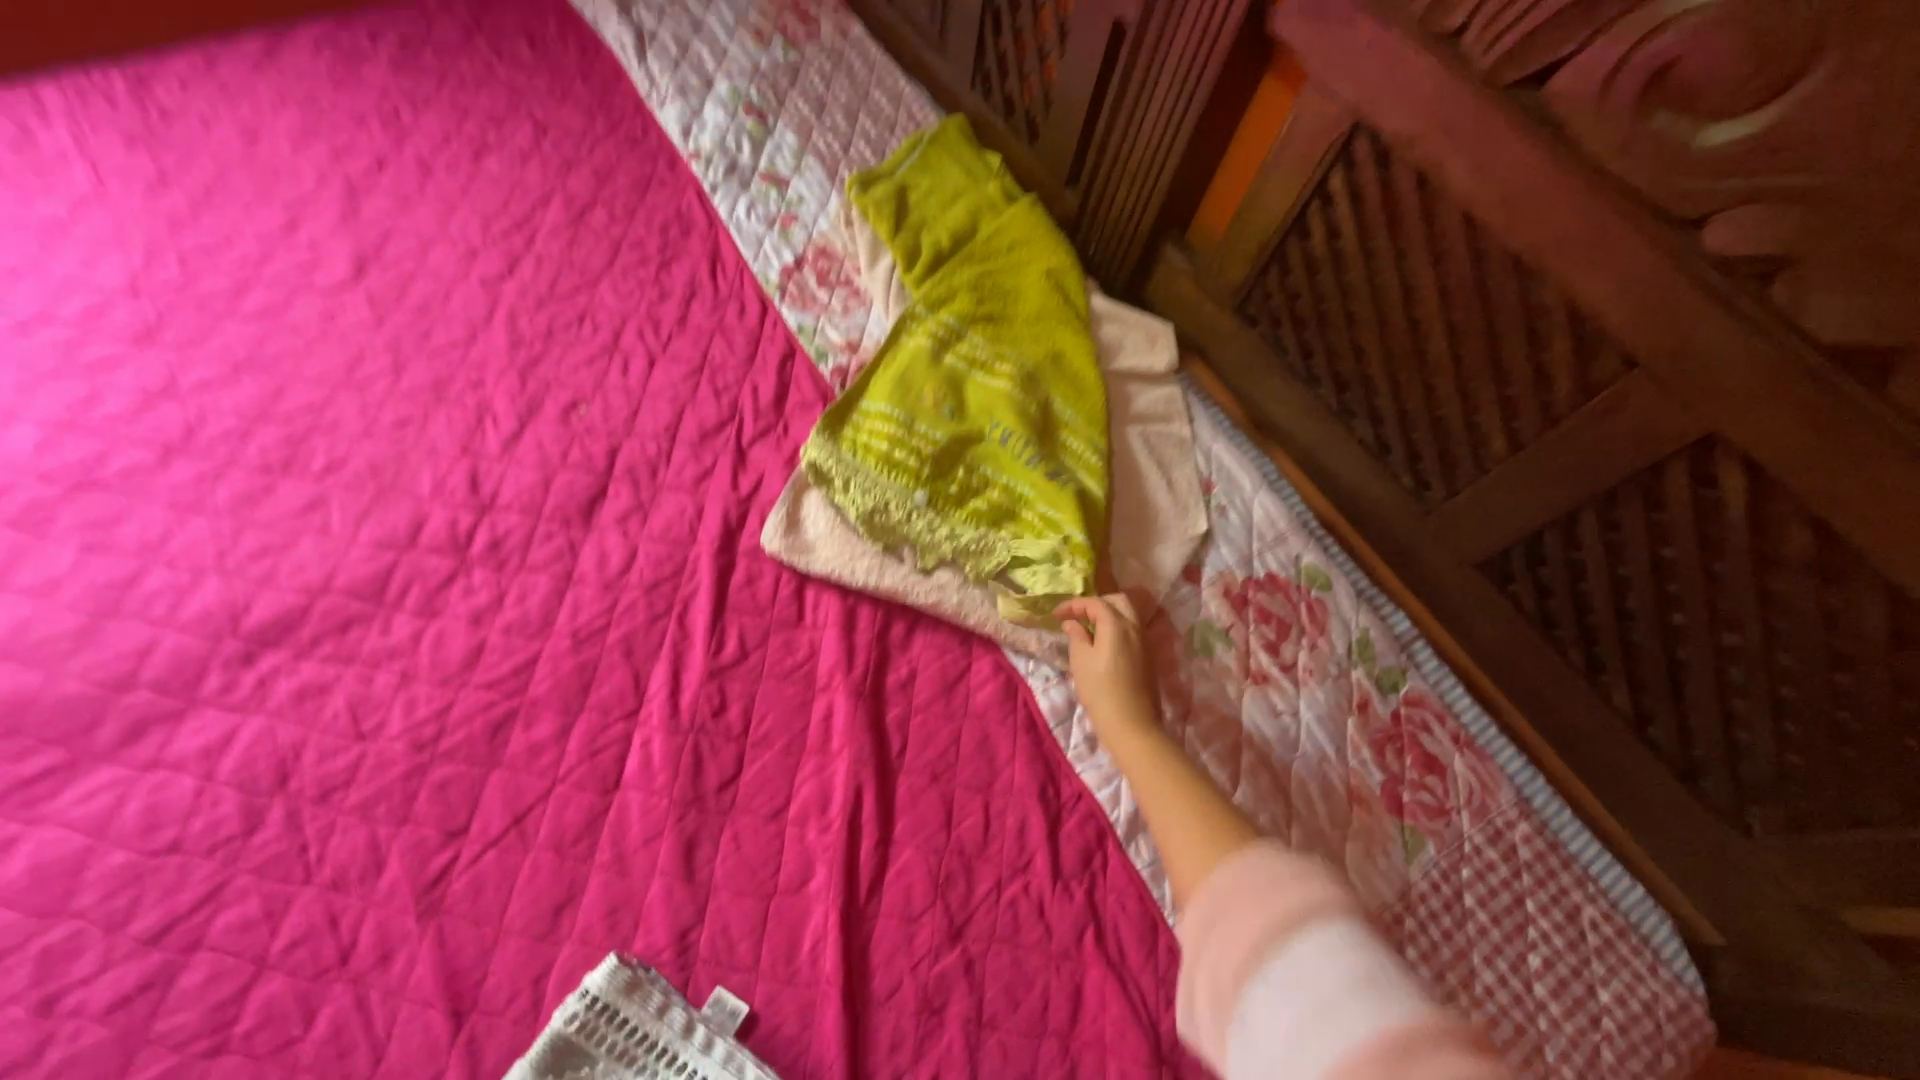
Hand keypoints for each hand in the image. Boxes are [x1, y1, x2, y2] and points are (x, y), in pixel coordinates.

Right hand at [1053, 593, 1159, 740]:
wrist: (1132, 724)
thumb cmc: (1100, 691)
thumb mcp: (1080, 661)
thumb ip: (1076, 636)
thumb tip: (1072, 623)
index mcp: (1117, 624)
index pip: (1095, 602)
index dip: (1074, 604)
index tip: (1056, 614)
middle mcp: (1135, 627)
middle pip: (1118, 601)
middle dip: (1096, 604)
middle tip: (1077, 615)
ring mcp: (1145, 642)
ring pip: (1128, 615)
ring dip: (1108, 615)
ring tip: (1089, 628)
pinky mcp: (1148, 656)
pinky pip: (1133, 630)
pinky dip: (1117, 627)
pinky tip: (1104, 643)